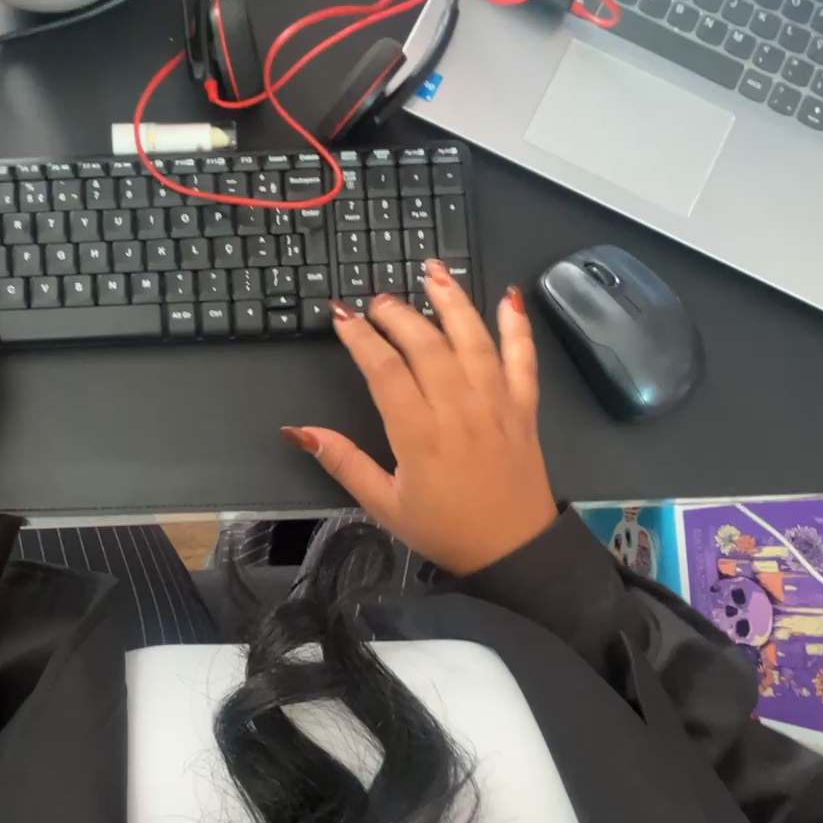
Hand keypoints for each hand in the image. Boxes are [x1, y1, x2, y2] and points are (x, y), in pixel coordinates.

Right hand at [283, 259, 556, 575]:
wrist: (513, 550)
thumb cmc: (443, 529)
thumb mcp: (382, 504)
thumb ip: (342, 461)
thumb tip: (299, 432)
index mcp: (420, 435)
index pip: (385, 370)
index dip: (360, 338)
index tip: (341, 316)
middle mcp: (459, 409)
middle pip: (426, 344)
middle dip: (397, 314)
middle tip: (376, 299)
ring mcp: (496, 404)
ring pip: (472, 339)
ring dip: (452, 301)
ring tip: (432, 272)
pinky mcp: (523, 407)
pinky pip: (522, 358)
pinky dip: (516, 326)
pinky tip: (507, 298)